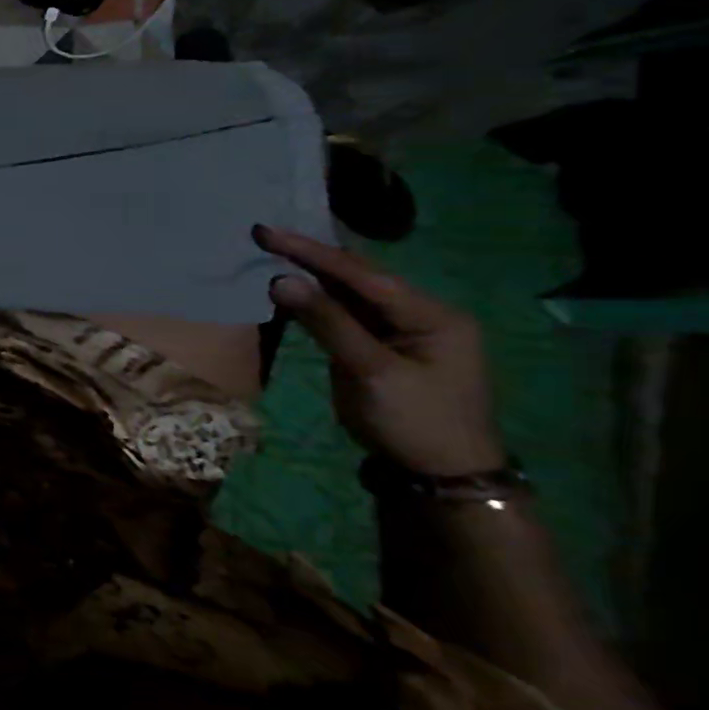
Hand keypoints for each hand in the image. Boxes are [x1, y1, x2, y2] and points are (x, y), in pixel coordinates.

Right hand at [253, 225, 504, 475]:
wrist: (442, 478)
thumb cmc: (415, 423)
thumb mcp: (371, 372)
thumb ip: (328, 323)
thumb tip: (281, 280)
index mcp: (433, 314)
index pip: (362, 274)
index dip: (313, 252)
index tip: (269, 232)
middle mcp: (420, 314)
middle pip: (359, 278)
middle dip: (312, 257)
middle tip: (266, 235)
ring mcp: (401, 332)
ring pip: (351, 295)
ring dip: (313, 277)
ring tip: (273, 252)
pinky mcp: (382, 350)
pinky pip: (346, 317)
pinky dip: (318, 303)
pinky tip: (293, 289)